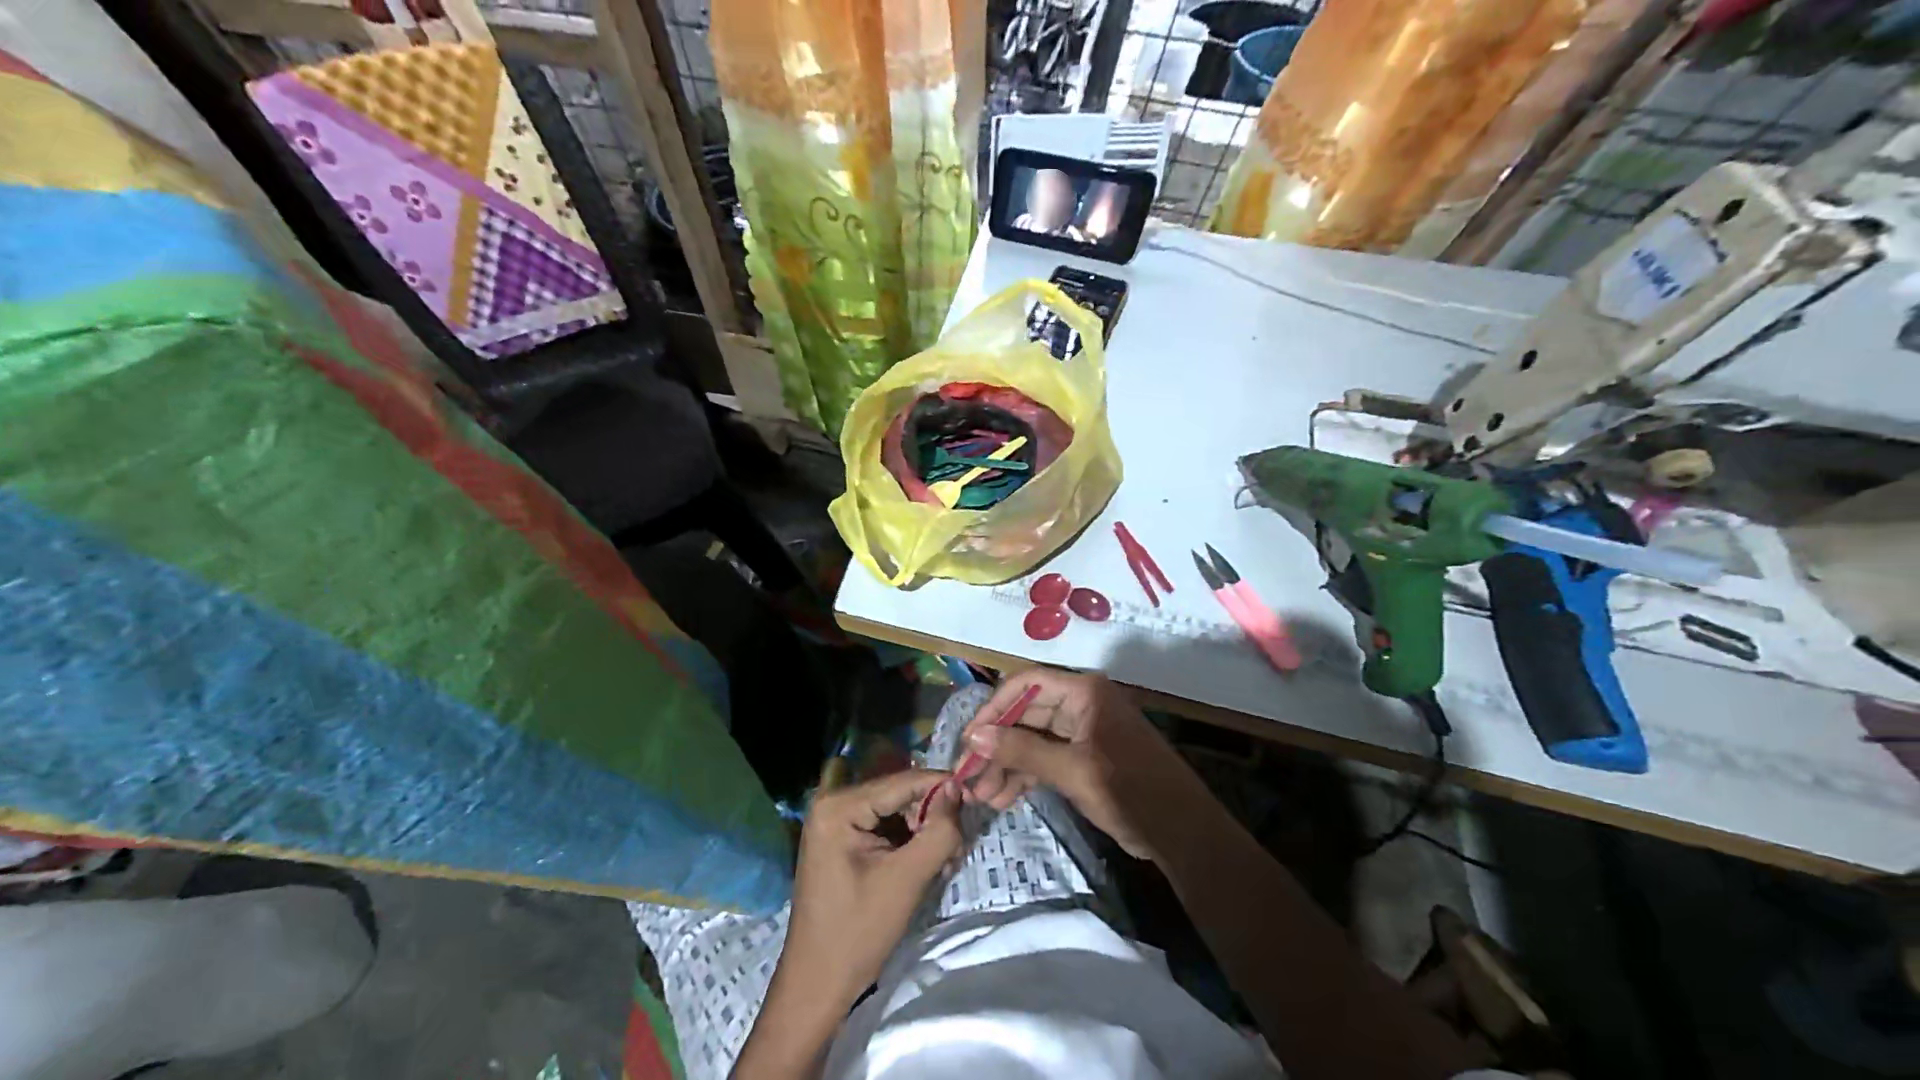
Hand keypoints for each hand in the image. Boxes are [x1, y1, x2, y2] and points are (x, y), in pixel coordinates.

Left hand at [780, 769, 962, 1005]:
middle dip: (931, 815)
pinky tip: (924, 863)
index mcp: (839, 806)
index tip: (975, 799)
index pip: (903, 781)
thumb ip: (938, 830)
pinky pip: (884, 825)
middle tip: (956, 847)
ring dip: (922, 830)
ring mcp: (834, 820)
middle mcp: (832, 802)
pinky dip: (907, 840)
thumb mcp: (907, 879)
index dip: (943, 786)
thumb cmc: (858, 931)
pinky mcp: (841, 838)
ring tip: (943, 861)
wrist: (818, 982)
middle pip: (899, 793)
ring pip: (895, 809)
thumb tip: (957, 788)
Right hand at [961, 669, 1205, 859]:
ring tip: (980, 796)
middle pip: (1026, 714)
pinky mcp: (1083, 759)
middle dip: (996, 745)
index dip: (994, 709)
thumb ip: (1022, 751)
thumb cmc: (1131, 790)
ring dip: (1006, 765)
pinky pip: (1044, 759)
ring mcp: (1082, 732)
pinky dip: (1024, 776)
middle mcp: (1081, 704)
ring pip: (1031, 740)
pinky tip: (1001, 799)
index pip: (1026, 684)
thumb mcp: (1073, 770)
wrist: (1182, 833)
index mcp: (1084, 692)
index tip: (969, 740)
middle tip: (968, 776)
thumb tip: (974, 736)